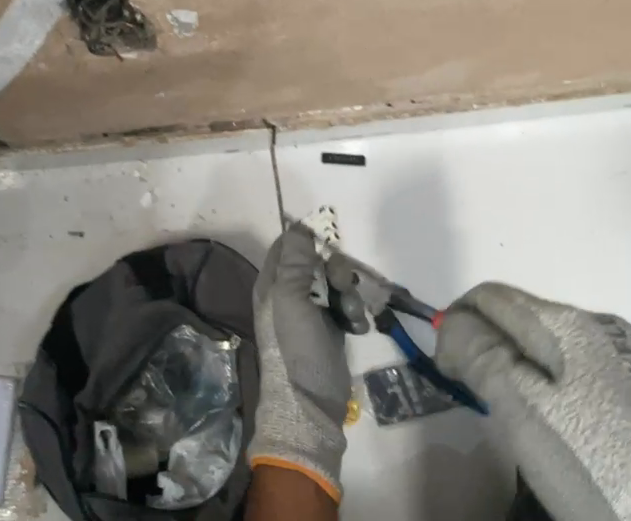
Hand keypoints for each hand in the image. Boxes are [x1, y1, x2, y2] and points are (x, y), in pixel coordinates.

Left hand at [248, 224, 350, 502]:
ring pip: (337, 284)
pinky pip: (347, 307)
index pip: (288, 245)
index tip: (327, 245)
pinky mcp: (332, 328)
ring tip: (352, 317)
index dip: (308, 241)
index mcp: (273, 283)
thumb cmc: (294, 348)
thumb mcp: (290, 299)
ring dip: (350, 296)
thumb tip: (299, 226)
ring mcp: (313, 311)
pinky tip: (357, 329)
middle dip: (336, 272)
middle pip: (318, 262)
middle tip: (342, 287)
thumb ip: (294, 262)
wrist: (311, 405)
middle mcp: (291, 292)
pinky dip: (354, 314)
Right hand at [436, 283, 630, 520]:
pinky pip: (587, 372)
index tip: (447, 366)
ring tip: (516, 412)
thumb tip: (454, 324)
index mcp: (567, 322)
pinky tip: (564, 424)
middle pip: (524, 318)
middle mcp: (601, 325)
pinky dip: (558, 384)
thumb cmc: (596, 463)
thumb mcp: (522, 409)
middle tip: (476, 392)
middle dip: (490, 343)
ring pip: (557, 346)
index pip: (492, 297)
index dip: (457, 322)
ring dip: (524, 364)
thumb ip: (480, 354)